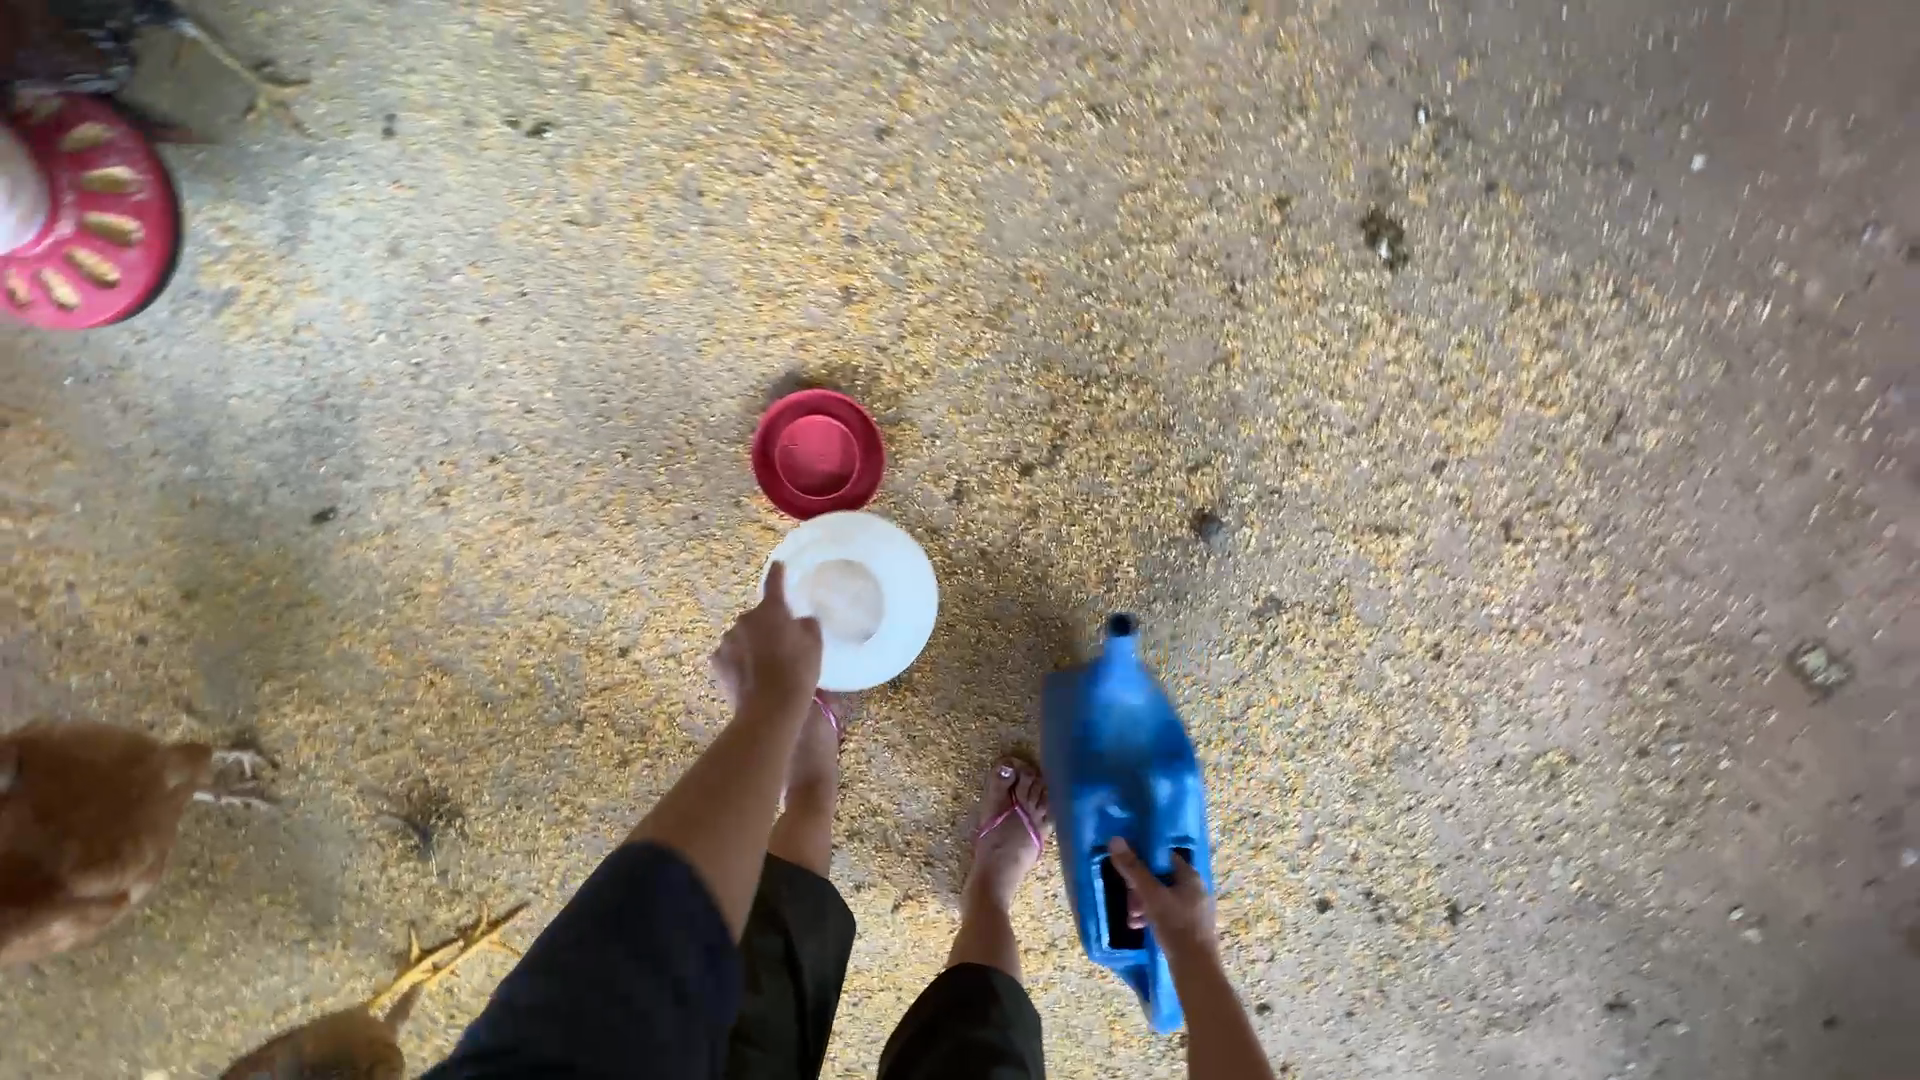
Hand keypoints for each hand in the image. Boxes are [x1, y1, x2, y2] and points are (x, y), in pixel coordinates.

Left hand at [710, 562, 823, 711]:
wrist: (770, 707)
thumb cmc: (797, 671)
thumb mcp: (815, 644)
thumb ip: (807, 624)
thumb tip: (799, 621)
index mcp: (771, 610)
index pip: (774, 584)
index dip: (778, 574)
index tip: (778, 564)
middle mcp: (745, 619)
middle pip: (758, 617)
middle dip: (767, 626)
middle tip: (782, 646)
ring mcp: (727, 640)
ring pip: (743, 636)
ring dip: (752, 644)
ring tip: (766, 667)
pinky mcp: (716, 661)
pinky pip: (730, 655)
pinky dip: (739, 661)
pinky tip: (750, 676)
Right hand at [1108, 837, 1217, 964]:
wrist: (1196, 970)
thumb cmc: (1176, 926)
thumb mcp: (1151, 896)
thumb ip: (1133, 868)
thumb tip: (1115, 839)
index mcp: (1189, 875)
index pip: (1161, 857)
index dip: (1142, 862)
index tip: (1127, 874)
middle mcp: (1194, 888)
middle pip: (1159, 877)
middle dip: (1139, 889)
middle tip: (1129, 903)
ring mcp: (1193, 908)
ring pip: (1160, 896)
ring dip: (1142, 904)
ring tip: (1132, 919)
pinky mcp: (1190, 926)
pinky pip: (1166, 912)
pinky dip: (1151, 916)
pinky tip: (1139, 927)